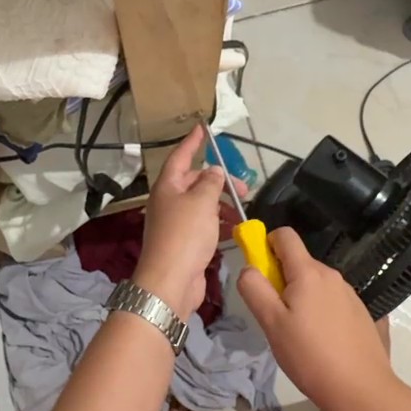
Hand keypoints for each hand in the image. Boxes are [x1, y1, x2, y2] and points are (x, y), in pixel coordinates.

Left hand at [132, 126, 228, 318]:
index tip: (203, 129)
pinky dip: (219, 223)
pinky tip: (234, 229)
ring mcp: (175, 223)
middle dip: (218, 181)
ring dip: (221, 204)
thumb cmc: (184, 235)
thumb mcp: (202, 202)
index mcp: (168, 186)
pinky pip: (204, 225)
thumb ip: (211, 183)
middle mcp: (169, 201)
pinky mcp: (184, 243)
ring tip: (243, 212)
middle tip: (243, 188)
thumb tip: (214, 171)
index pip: (180, 156)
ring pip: (201, 205)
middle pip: (194, 182)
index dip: (192, 142)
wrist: (170, 282)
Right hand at [237, 227, 398, 410]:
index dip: (266, 244)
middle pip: (299, 262)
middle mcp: (331, 275)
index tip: (261, 273)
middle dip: (282, 279)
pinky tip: (322, 343)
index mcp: (308, 272)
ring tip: (299, 335)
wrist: (362, 391)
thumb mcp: (271, 323)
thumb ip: (254, 288)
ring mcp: (350, 294)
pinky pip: (332, 300)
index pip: (285, 235)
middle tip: (277, 316)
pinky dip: (320, 311)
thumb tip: (249, 268)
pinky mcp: (361, 313)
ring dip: (301, 297)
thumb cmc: (310, 356)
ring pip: (315, 283)